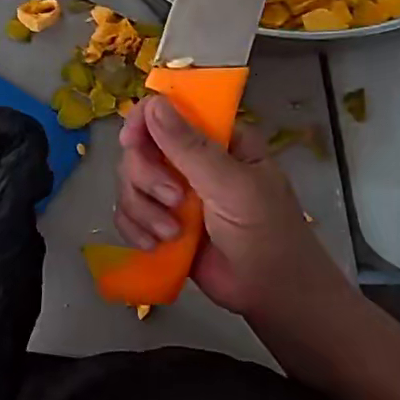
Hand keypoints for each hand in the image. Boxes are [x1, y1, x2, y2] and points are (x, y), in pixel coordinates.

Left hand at [0, 108, 52, 399]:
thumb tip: (32, 138)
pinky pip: (5, 192)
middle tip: (39, 147)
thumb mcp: (3, 223)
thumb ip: (17, 175)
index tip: (25, 127)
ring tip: (43, 168)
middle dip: (9, 139)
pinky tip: (42, 192)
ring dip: (18, 160)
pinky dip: (23, 183)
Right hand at [115, 96, 353, 323]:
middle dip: (147, 178)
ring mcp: (173, 192)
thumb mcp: (232, 186)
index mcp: (216, 140)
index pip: (167, 113)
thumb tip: (153, 104)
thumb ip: (191, 147)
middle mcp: (190, 161)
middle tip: (173, 201)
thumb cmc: (266, 233)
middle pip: (139, 150)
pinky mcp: (160, 221)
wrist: (272, 295)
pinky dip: (135, 228)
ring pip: (129, 182)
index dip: (143, 123)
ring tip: (170, 233)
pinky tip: (154, 245)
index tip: (132, 142)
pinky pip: (126, 213)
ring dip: (143, 209)